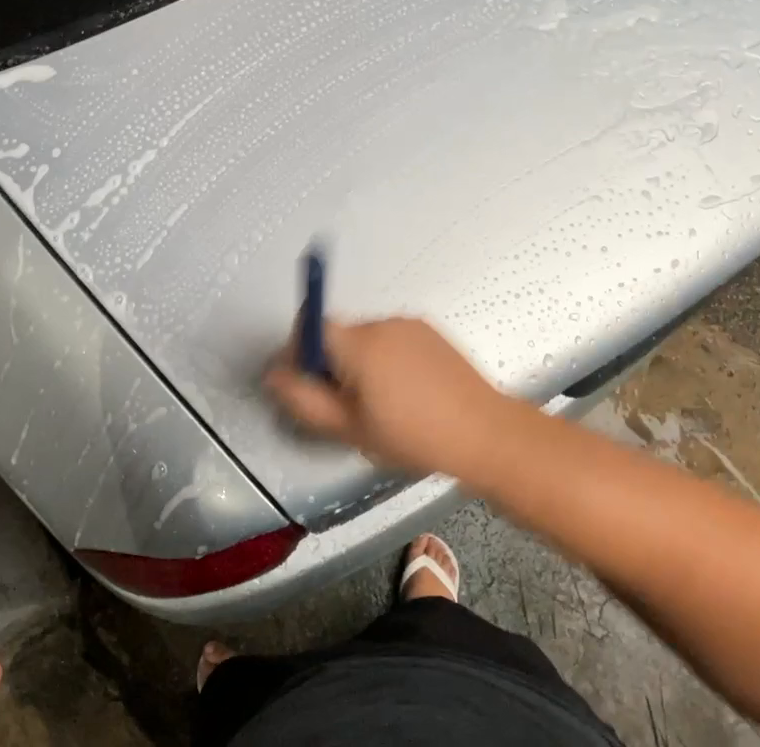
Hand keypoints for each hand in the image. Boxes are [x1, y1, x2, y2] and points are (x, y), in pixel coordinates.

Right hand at [264, 317, 517, 476]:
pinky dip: (388, 358)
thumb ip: (304, 400)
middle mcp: (381, 323)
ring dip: (360, 361)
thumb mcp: (349, 428)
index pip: (310, 324)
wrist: (485, 433)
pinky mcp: (431, 330)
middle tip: (348, 405)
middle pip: (338, 333)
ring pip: (365, 337)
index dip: (300, 351)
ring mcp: (410, 323)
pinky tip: (407, 392)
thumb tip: (273, 373)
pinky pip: (392, 338)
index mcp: (358, 343)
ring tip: (383, 402)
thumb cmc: (413, 436)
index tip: (311, 385)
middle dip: (332, 362)